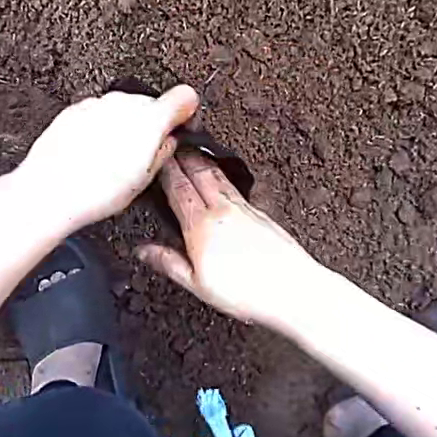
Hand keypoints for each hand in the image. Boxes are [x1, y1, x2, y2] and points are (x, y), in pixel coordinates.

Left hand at [12, 85, 200, 232]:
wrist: (51, 190)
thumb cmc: (96, 190)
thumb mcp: (145, 179)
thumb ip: (165, 151)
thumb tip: (170, 142)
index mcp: (150, 119)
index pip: (184, 97)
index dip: (186, 112)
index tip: (181, 124)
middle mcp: (124, 104)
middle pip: (151, 104)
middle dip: (151, 124)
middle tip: (142, 155)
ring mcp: (98, 104)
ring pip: (122, 108)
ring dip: (123, 126)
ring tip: (113, 159)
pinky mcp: (75, 110)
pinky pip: (97, 113)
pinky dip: (100, 127)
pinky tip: (94, 154)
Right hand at [137, 152, 324, 325]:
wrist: (293, 290)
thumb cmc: (249, 292)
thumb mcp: (197, 284)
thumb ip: (168, 263)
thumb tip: (143, 251)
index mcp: (201, 226)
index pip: (178, 187)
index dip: (165, 170)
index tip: (156, 158)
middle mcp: (224, 210)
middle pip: (200, 172)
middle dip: (184, 156)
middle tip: (173, 144)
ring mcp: (245, 209)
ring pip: (220, 176)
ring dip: (204, 161)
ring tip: (194, 154)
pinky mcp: (262, 213)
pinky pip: (236, 187)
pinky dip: (224, 176)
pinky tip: (224, 180)